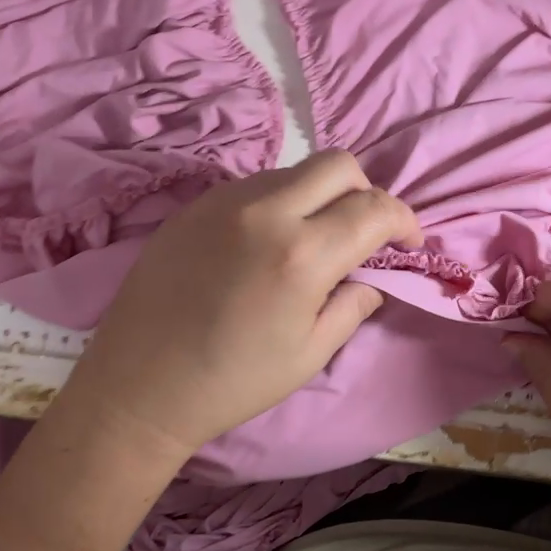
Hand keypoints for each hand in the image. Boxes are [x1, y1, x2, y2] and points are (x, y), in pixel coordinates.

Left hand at [59, 150, 421, 460]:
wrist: (142, 385)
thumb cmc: (234, 382)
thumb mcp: (309, 354)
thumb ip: (352, 306)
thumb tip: (372, 278)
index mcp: (302, 254)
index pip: (374, 208)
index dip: (404, 220)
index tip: (409, 242)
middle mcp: (265, 211)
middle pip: (338, 164)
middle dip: (365, 192)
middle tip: (365, 232)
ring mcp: (223, 202)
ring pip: (293, 171)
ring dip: (319, 196)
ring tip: (312, 242)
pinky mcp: (193, 206)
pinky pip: (253, 187)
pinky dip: (278, 204)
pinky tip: (266, 246)